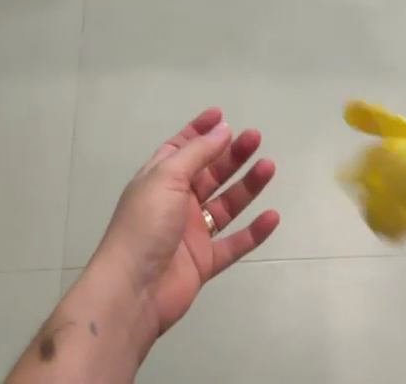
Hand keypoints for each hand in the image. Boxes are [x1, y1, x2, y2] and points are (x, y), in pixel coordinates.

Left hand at [89, 108, 280, 334]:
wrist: (132, 290)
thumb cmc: (145, 224)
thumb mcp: (167, 177)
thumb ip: (197, 153)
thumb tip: (222, 129)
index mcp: (160, 178)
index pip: (182, 147)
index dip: (200, 130)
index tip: (223, 116)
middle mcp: (177, 201)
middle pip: (209, 172)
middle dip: (232, 154)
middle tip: (255, 138)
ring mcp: (191, 232)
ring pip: (226, 204)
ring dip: (247, 186)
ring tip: (268, 167)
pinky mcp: (204, 261)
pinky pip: (234, 243)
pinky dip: (253, 231)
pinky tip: (272, 217)